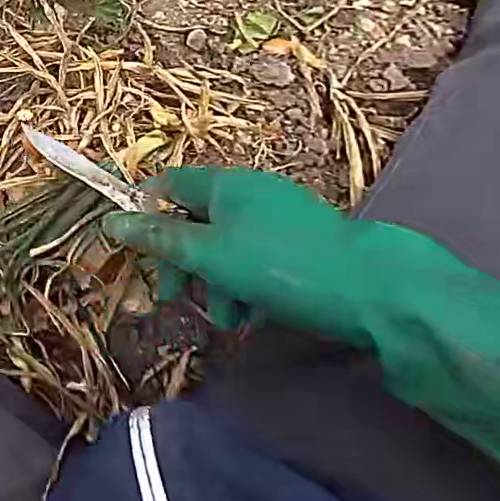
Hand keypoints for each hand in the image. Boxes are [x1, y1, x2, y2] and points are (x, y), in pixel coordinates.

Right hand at [103, 167, 499, 500]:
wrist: (390, 298)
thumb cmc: (284, 266)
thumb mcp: (206, 253)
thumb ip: (155, 237)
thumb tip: (109, 222)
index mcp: (226, 185)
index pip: (165, 185)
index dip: (142, 210)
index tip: (132, 244)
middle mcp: (252, 195)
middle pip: (192, 220)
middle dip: (177, 260)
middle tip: (171, 294)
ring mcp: (282, 221)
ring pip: (223, 245)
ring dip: (209, 280)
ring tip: (221, 316)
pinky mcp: (306, 250)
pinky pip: (255, 260)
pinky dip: (242, 285)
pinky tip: (249, 314)